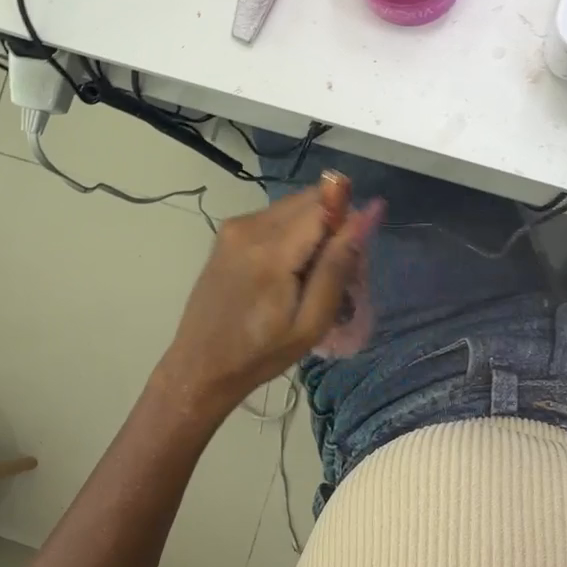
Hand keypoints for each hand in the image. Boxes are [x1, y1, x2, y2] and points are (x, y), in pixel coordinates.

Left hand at [153, 187, 381, 417]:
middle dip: (333, 226)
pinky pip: (275, 217)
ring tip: (312, 276)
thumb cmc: (261, 354)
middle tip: (336, 272)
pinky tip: (288, 272)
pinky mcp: (227, 232)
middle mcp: (249, 226)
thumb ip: (337, 265)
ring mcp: (234, 227)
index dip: (347, 222)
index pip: (324, 204)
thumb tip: (366, 216)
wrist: (201, 366)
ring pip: (294, 207)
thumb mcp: (311, 322)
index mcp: (271, 251)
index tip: (353, 258)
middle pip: (310, 200)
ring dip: (313, 231)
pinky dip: (292, 235)